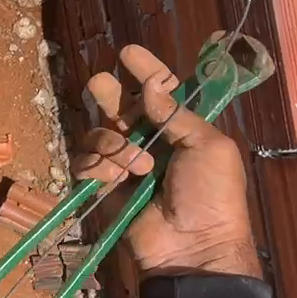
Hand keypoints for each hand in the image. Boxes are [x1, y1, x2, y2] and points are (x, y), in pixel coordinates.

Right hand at [70, 44, 259, 279]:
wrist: (191, 246)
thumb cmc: (211, 195)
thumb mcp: (208, 147)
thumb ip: (176, 114)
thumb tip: (152, 85)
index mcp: (180, 130)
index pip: (160, 92)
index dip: (145, 70)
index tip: (127, 51)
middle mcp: (148, 142)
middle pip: (117, 107)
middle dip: (107, 93)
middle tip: (100, 84)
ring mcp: (122, 164)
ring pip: (97, 134)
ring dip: (113, 145)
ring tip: (135, 165)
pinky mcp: (101, 185)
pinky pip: (85, 163)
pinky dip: (97, 168)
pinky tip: (113, 179)